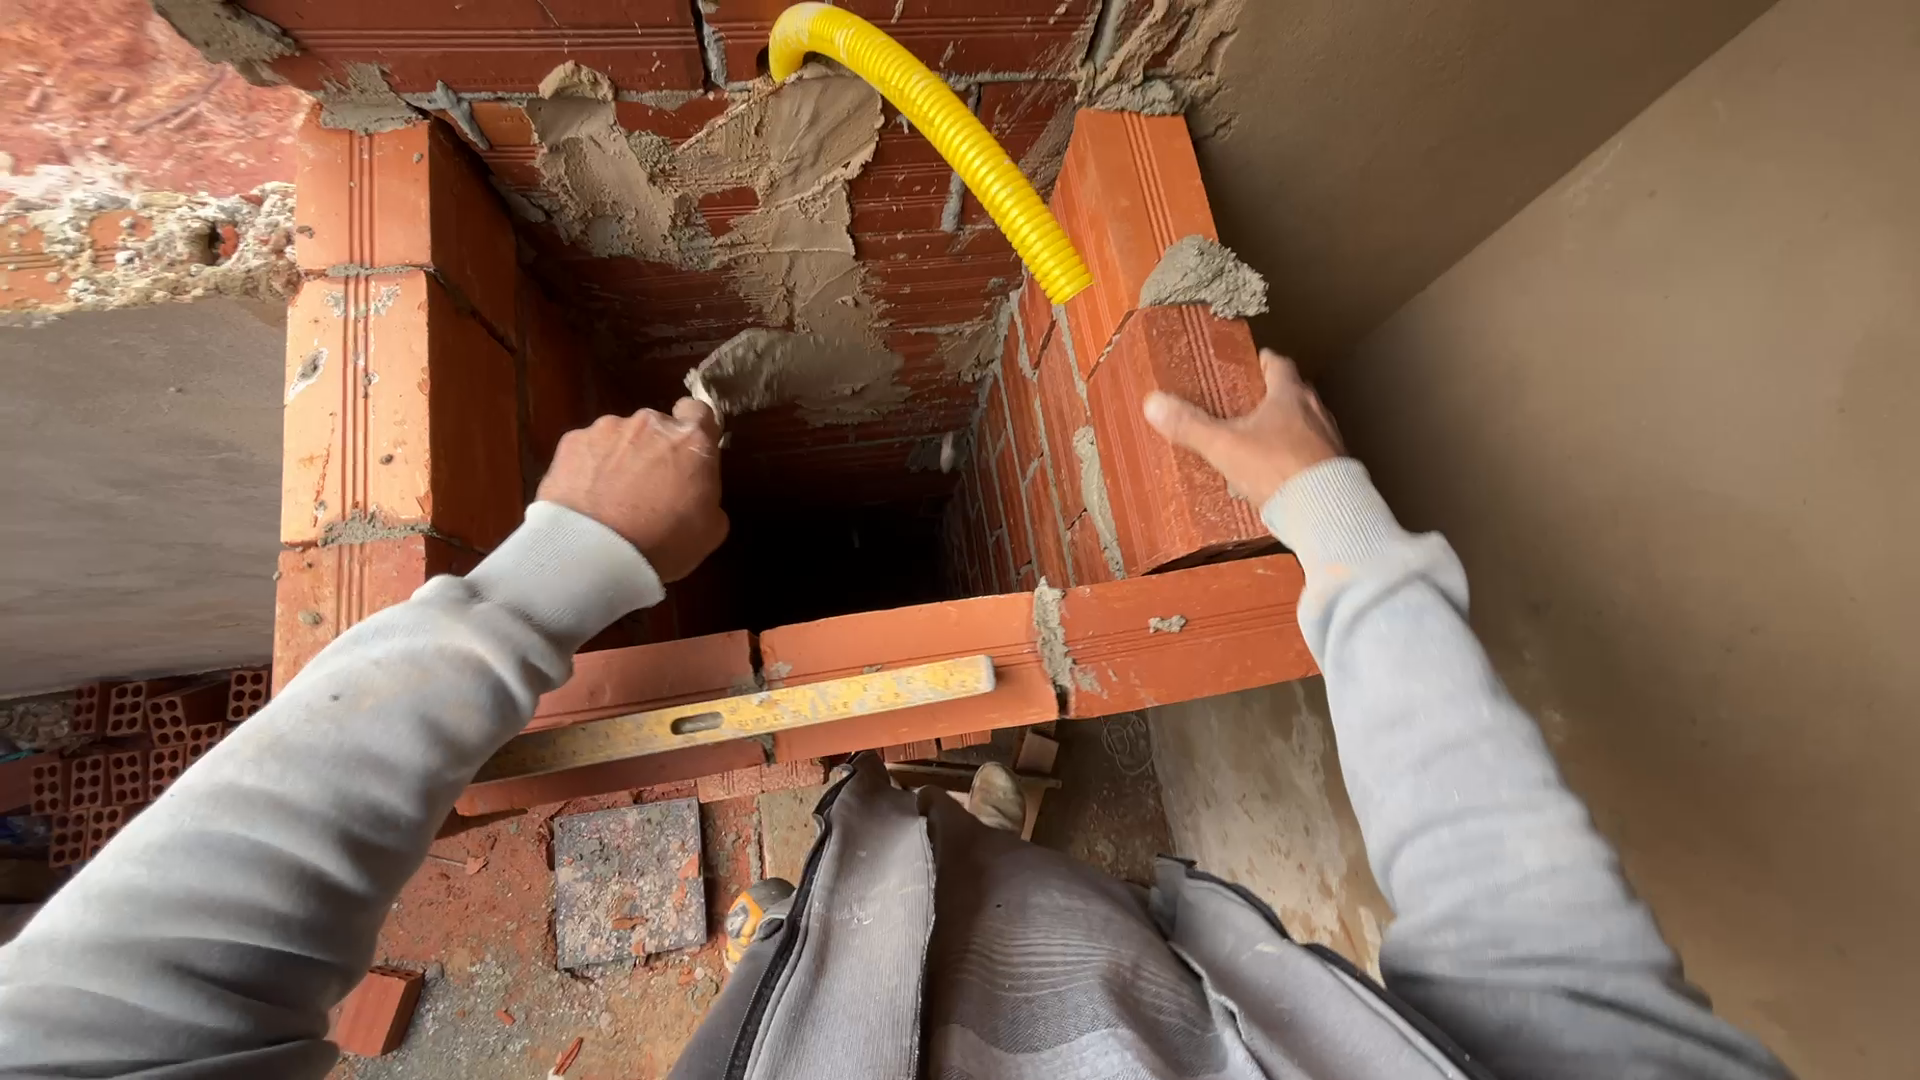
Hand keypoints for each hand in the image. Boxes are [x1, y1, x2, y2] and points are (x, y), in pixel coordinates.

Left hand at [536, 399, 728, 581]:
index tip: (690, 455)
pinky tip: (588, 497)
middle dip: (656, 449)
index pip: (699, 411)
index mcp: (692, 439)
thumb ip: (708, 494)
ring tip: (613, 497)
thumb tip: (695, 490)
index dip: (696, 431)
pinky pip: (589, 449)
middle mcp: (650, 422)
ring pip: (621, 436)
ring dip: (622, 457)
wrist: (594, 553)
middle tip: (651, 487)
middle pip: (658, 426)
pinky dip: (591, 467)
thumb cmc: (664, 542)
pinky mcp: (570, 442)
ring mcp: (606, 429)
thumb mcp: (712, 528)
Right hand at [1142, 350, 1343, 505]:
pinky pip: (1312, 454)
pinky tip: (1279, 472)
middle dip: (1274, 395)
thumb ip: (1190, 425)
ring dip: (1287, 427)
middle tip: (1252, 401)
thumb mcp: (1223, 446)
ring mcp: (1329, 440)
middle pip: (1295, 394)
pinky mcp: (1334, 468)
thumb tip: (1154, 403)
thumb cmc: (1275, 468)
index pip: (1279, 366)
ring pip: (1306, 424)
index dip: (1265, 361)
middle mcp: (1315, 412)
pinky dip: (1296, 456)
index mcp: (1289, 396)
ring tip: (1262, 439)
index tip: (1256, 360)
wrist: (1324, 508)